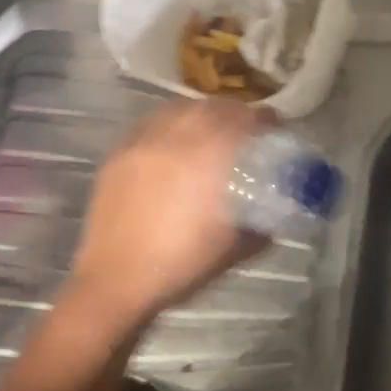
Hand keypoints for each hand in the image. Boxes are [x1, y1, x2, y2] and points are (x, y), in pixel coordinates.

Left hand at [67, 98, 267, 327]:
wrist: (115, 282)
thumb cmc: (179, 268)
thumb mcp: (233, 250)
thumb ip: (260, 228)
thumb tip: (274, 218)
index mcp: (205, 161)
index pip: (240, 121)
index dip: (262, 119)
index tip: (274, 126)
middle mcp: (172, 141)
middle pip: (209, 108)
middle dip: (233, 112)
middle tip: (246, 127)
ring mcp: (140, 144)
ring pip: (176, 110)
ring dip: (201, 114)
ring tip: (211, 129)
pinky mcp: (117, 155)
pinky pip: (150, 125)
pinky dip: (170, 125)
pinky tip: (175, 142)